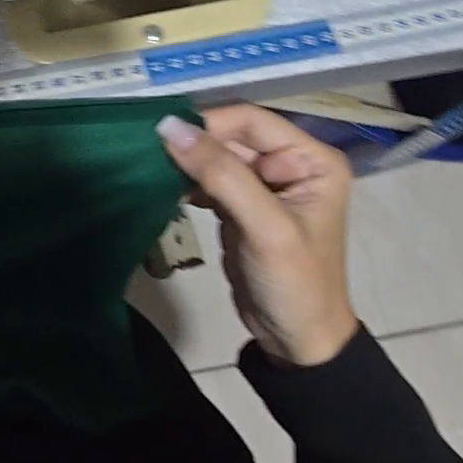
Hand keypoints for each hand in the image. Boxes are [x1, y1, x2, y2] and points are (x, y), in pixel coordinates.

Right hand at [158, 105, 359, 366]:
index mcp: (311, 158)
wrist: (295, 342)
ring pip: (213, 153)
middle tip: (150, 151)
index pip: (250, 120)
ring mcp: (262, 181)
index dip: (208, 124)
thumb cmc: (295, 284)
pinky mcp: (238, 200)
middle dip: (192, 142)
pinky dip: (185, 178)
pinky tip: (166, 187)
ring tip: (153, 167)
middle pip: (229, 134)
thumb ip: (221, 174)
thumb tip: (169, 126)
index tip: (163, 135)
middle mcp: (289, 162)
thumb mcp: (265, 228)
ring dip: (185, 159)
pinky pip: (206, 175)